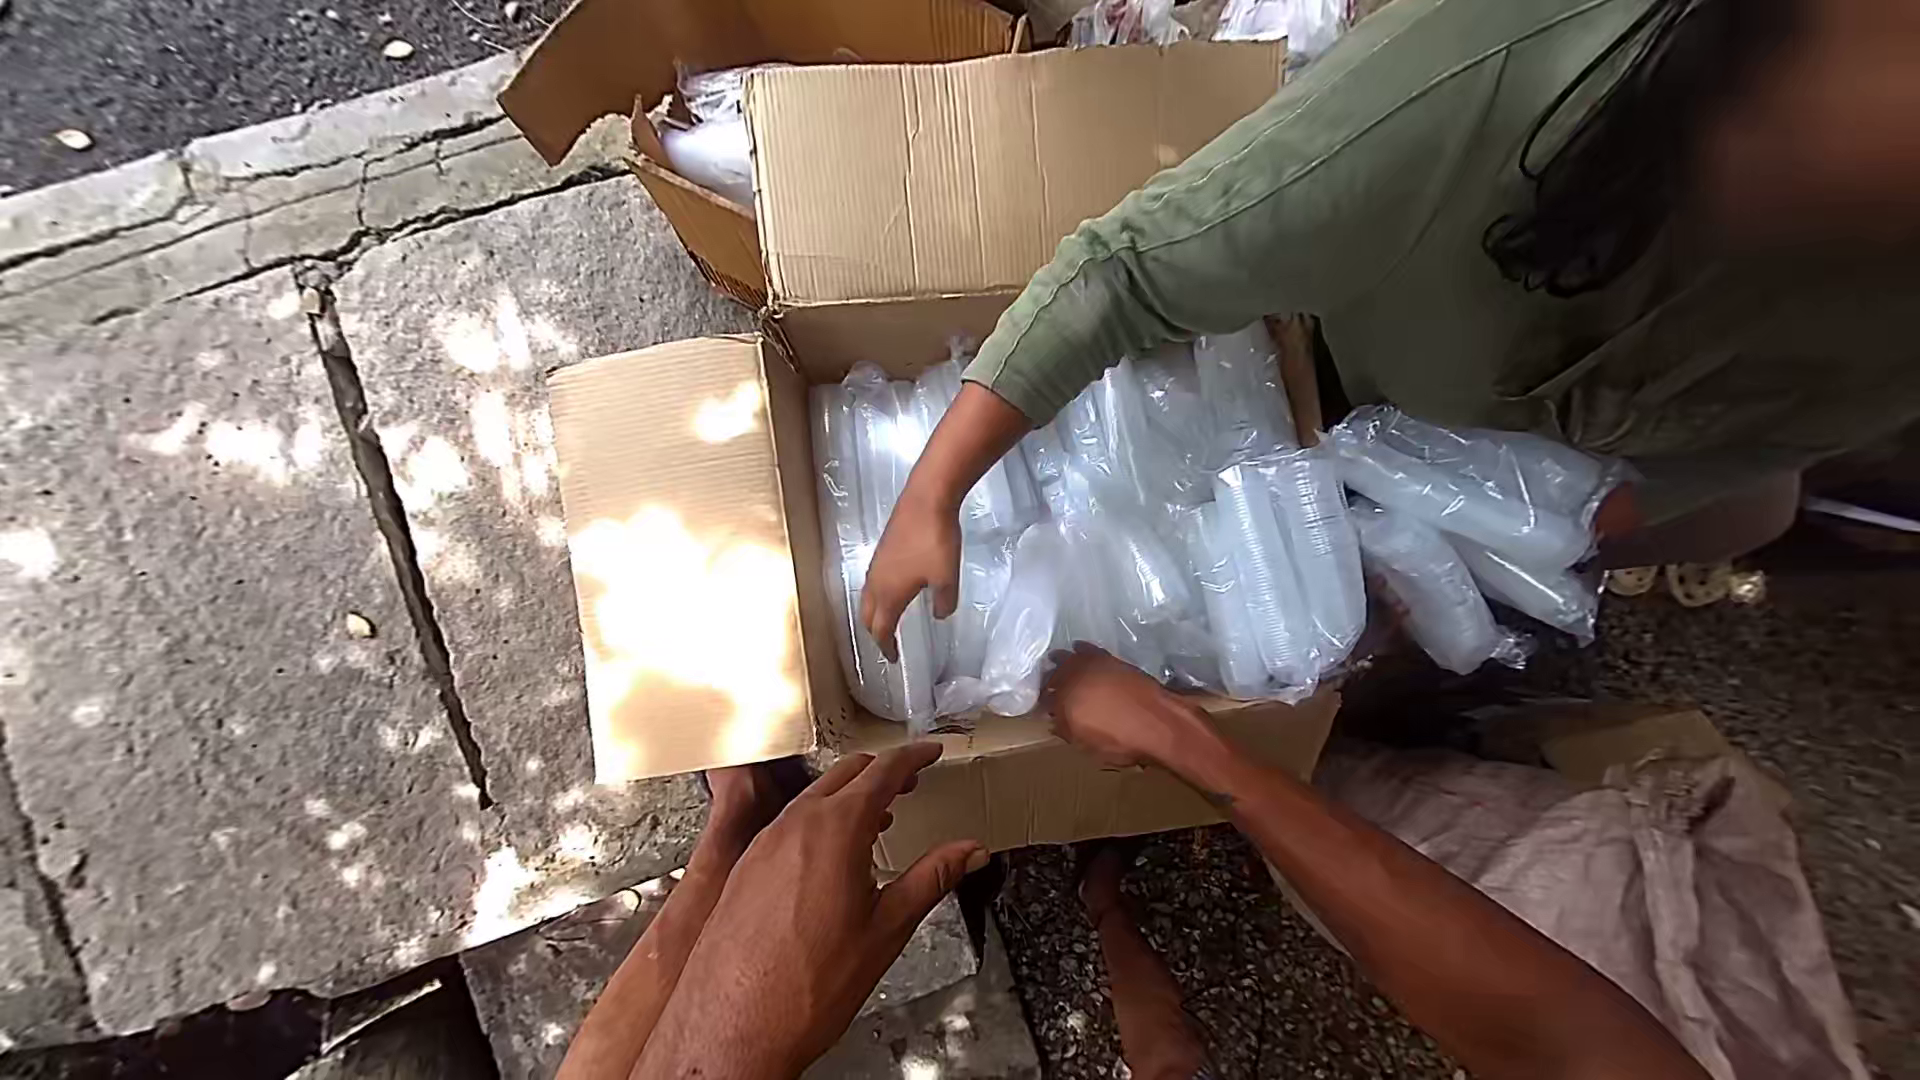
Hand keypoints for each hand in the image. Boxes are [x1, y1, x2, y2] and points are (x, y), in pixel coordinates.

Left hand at [633, 744, 984, 1078]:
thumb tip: (970, 852)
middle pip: (850, 770)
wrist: (727, 1033)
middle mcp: (797, 822)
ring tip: (878, 812)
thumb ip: (933, 877)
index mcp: (837, 827)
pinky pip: (791, 819)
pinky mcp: (747, 862)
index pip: (885, 769)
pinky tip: (832, 849)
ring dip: (852, 792)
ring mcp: (767, 840)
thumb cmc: (804, 988)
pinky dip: (821, 816)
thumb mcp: (886, 928)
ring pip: (818, 792)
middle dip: (885, 769)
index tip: (930, 752)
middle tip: (910, 779)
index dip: (915, 756)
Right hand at [861, 484, 961, 660]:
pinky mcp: (882, 548)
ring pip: (867, 596)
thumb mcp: (947, 578)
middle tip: (886, 642)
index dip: (885, 646)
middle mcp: (876, 581)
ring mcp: (877, 563)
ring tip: (887, 619)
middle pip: (867, 615)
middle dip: (874, 632)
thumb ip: (943, 602)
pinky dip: (878, 594)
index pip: (880, 629)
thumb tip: (940, 614)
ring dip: (874, 612)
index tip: (893, 658)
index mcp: (889, 594)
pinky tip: (893, 589)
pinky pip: (873, 580)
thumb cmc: (935, 542)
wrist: (926, 499)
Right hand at [1041, 643, 1220, 769]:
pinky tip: (1078, 649)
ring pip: (1068, 658)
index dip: (1044, 703)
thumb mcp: (1089, 746)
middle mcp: (1074, 678)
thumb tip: (1055, 723)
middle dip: (1048, 679)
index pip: (1047, 699)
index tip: (1043, 707)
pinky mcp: (1111, 659)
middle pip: (1054, 674)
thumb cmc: (1123, 742)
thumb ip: (1068, 732)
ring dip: (1060, 661)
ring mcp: (1093, 665)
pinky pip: (1088, 650)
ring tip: (1056, 663)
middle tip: (1046, 686)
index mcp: (1065, 701)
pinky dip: (1081, 649)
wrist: (1161, 724)